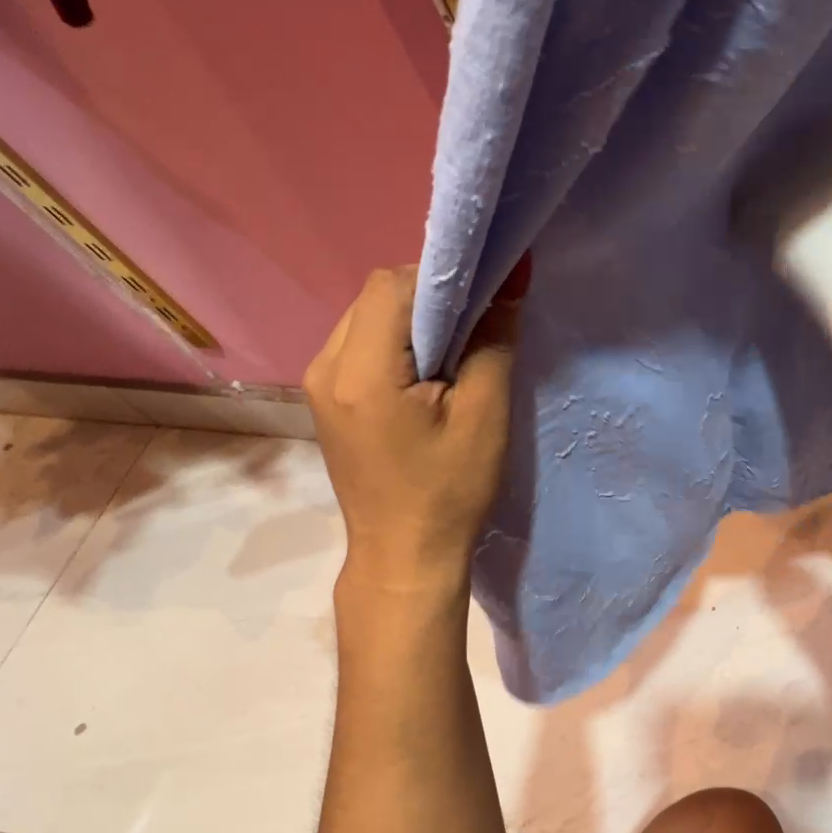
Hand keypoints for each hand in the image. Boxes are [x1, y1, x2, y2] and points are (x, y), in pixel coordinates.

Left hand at [305, 257, 530, 590]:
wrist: (405, 556)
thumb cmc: (450, 492)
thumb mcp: (484, 417)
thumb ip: (494, 341)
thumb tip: (512, 276)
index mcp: (361, 371)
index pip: (394, 285)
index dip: (444, 281)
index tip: (486, 302)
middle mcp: (326, 365)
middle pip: (377, 296)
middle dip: (431, 300)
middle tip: (478, 331)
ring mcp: (319, 381)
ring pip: (369, 317)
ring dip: (416, 322)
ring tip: (456, 357)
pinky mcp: (328, 398)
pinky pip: (363, 345)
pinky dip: (400, 344)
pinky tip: (429, 376)